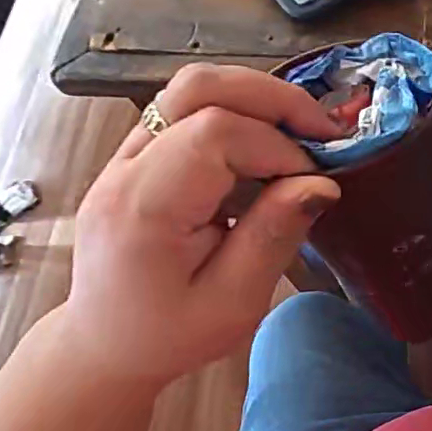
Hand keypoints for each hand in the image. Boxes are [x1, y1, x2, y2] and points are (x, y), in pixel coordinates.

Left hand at [56, 63, 350, 386]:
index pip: (216, 133)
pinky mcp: (140, 156)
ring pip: (195, 88)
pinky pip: (192, 111)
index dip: (279, 147)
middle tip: (324, 133)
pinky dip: (244, 116)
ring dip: (261, 101)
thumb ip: (275, 236)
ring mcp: (127, 155)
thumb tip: (322, 184)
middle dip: (274, 99)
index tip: (313, 183)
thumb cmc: (171, 332)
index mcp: (145, 206)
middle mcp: (127, 167)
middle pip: (200, 87)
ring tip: (304, 135)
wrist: (107, 342)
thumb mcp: (234, 301)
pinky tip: (273, 148)